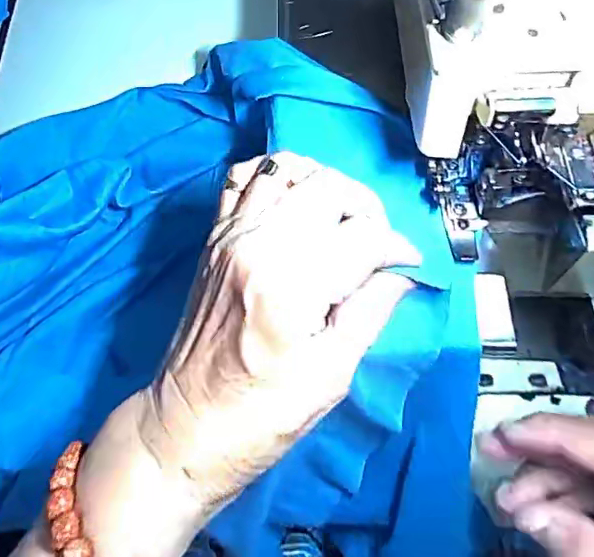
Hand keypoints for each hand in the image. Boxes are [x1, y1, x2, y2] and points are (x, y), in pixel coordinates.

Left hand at [141, 152, 421, 507]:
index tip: (406, 261)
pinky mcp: (214, 235)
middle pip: (327, 187)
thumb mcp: (328, 377)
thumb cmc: (257, 416)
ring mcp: (231, 234)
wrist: (186, 424)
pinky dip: (273, 173)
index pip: (361, 235)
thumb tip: (400, 273)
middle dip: (365, 206)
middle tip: (376, 239)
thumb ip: (369, 313)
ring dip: (324, 183)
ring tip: (340, 215)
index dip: (395, 246)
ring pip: (286, 170)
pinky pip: (241, 176)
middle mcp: (257, 245)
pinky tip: (292, 194)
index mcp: (289, 286)